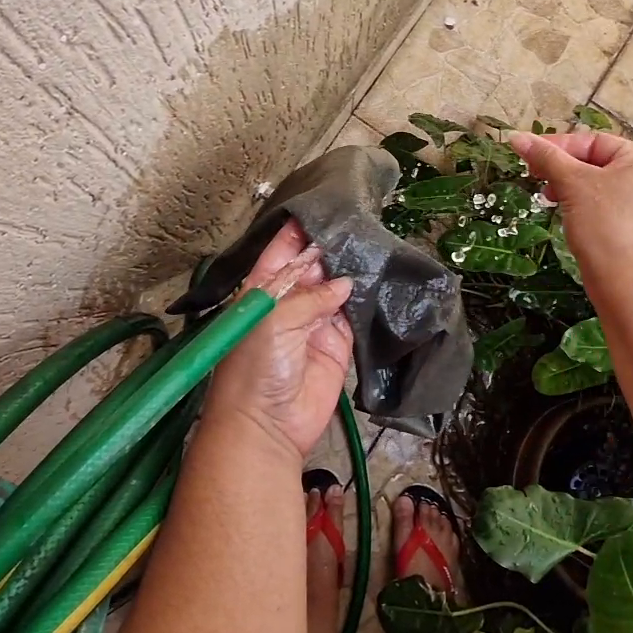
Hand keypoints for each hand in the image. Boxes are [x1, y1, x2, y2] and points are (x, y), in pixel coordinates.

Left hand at [203, 221, 354, 459]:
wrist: (266, 427)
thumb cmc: (254, 368)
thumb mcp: (274, 321)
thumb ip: (310, 297)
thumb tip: (345, 283)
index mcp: (262, 291)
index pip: (281, 252)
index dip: (298, 230)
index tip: (321, 205)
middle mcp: (288, 303)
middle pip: (311, 266)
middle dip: (330, 246)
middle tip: (357, 222)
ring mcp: (314, 323)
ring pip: (335, 288)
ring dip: (349, 270)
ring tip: (372, 243)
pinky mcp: (337, 344)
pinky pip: (353, 315)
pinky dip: (364, 299)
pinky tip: (377, 279)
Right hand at [508, 130, 632, 288]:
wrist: (627, 281)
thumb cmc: (604, 224)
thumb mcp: (571, 184)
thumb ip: (545, 157)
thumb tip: (516, 136)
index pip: (594, 141)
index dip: (559, 145)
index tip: (530, 154)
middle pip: (595, 162)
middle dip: (562, 168)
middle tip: (535, 176)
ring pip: (597, 185)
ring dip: (568, 186)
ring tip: (548, 197)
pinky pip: (604, 205)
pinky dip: (582, 204)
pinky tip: (565, 213)